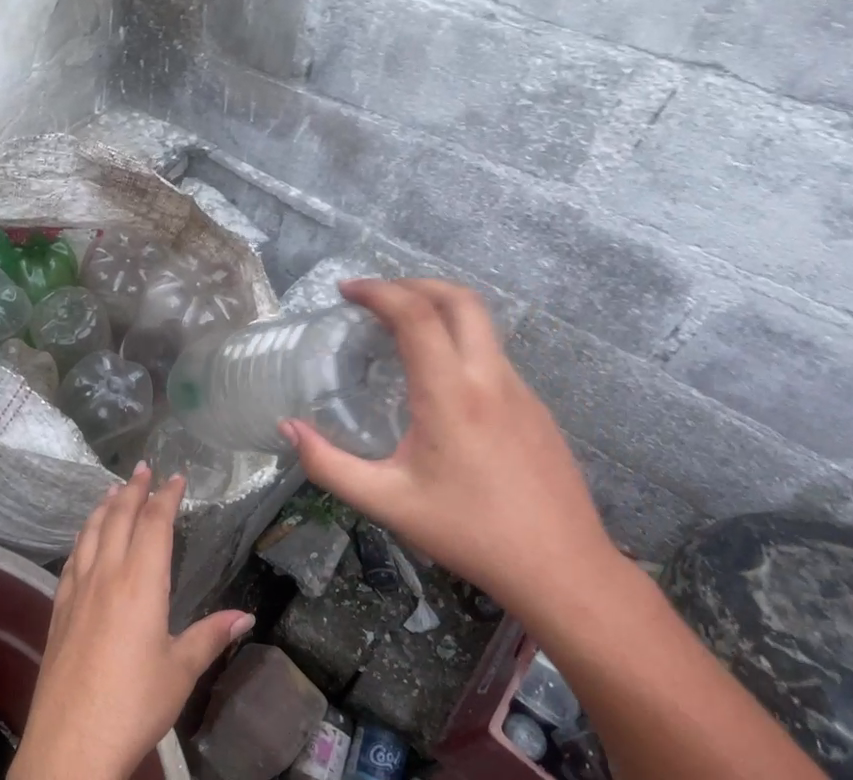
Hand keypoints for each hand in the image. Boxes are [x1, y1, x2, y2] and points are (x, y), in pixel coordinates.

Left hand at [9, 463, 254, 779]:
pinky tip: (84, 538)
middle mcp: (106, 575)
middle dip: (133, 490)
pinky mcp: (58, 608)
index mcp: (140, 583)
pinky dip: (82, 536)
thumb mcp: (181, 672)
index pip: (154, 524)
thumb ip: (210, 637)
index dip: (166, 497)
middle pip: (118, 518)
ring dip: (104, 506)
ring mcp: (77, 589)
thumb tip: (245, 616)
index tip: (176, 477)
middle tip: (144, 468)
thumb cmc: (135, 703)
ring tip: (113, 490)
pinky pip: (72, 557)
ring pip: (90, 532)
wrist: (72, 739)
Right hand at [282, 279, 617, 616]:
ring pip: (481, 325)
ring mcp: (521, 391)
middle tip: (375, 297)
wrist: (563, 569)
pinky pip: (492, 356)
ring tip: (399, 332)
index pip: (416, 314)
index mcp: (450, 394)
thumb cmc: (470, 533)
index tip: (347, 291)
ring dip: (438, 310)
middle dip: (413, 283)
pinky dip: (458, 342)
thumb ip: (329, 465)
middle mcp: (490, 379)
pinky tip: (437, 381)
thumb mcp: (387, 503)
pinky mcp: (536, 409)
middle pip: (459, 299)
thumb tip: (289, 429)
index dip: (378, 291)